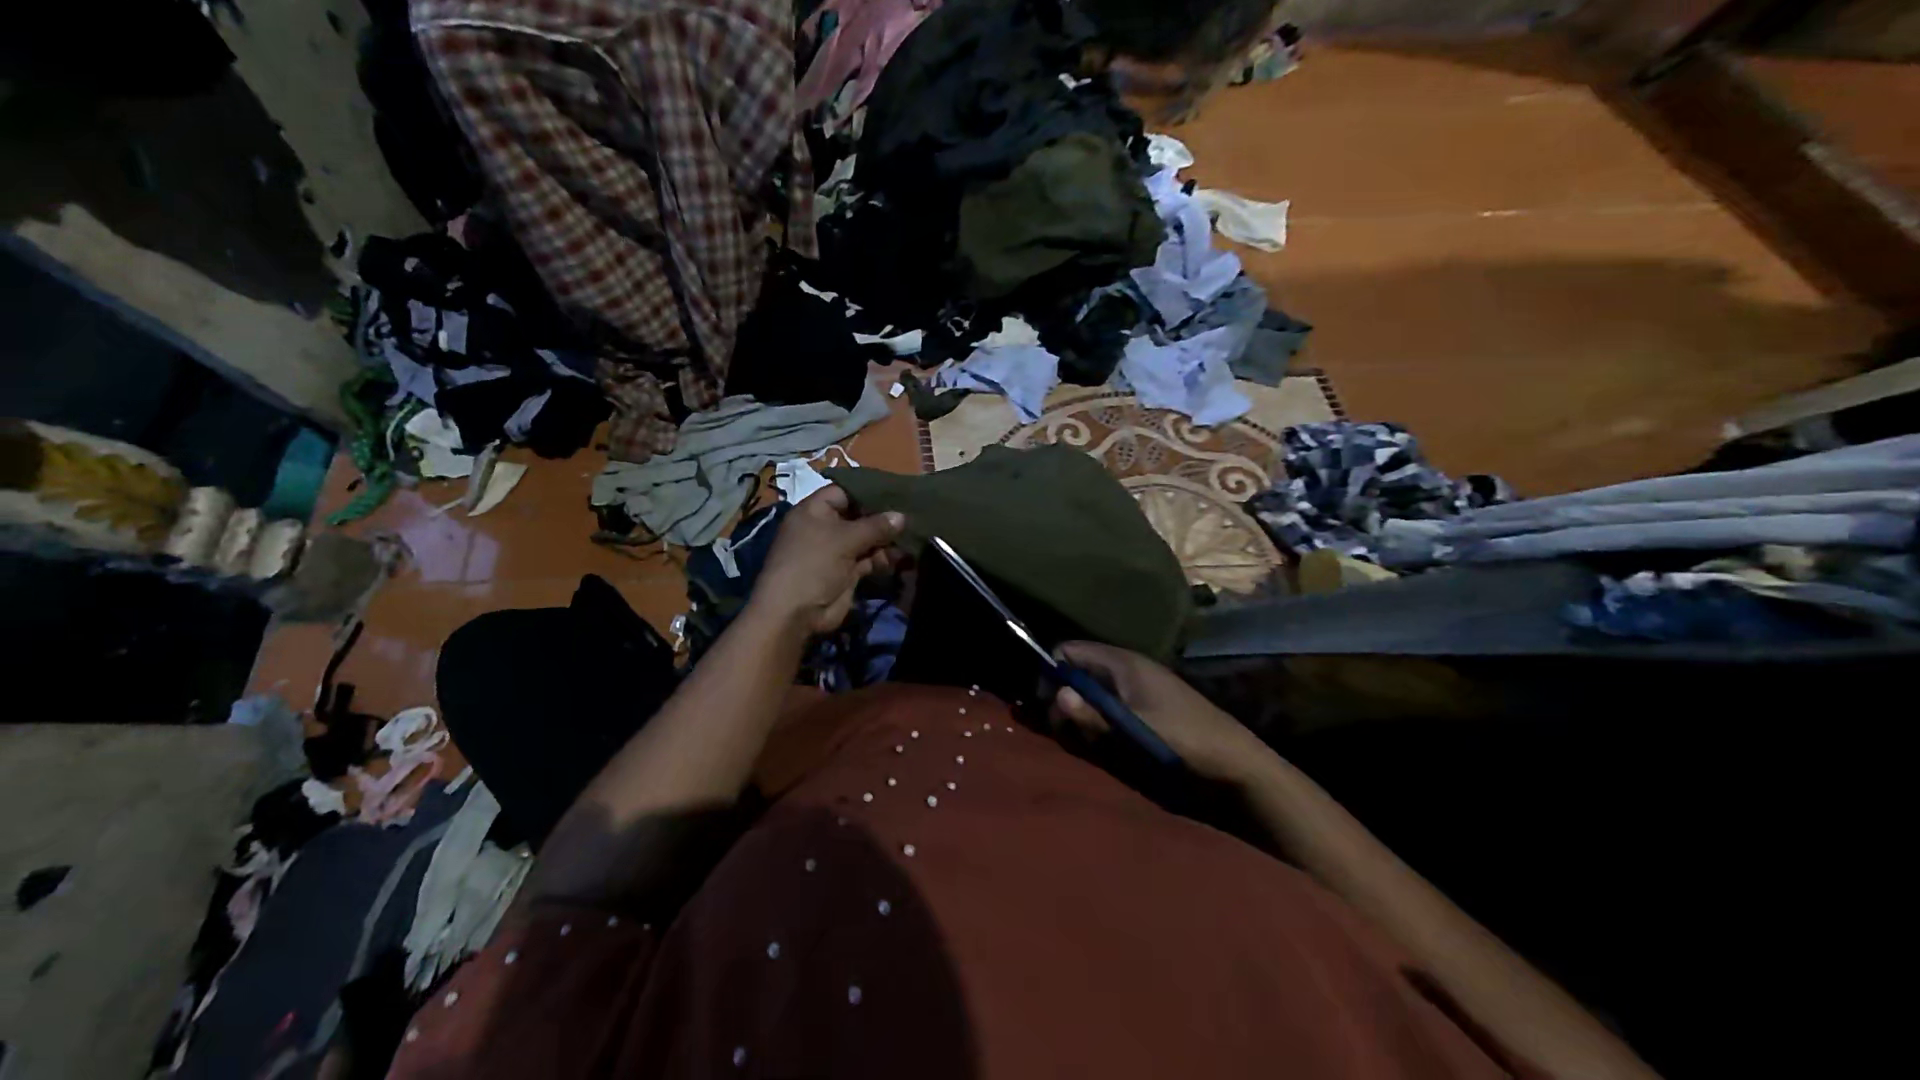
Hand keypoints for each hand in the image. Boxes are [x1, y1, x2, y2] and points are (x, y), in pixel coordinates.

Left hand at [748, 486, 905, 636]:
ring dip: (888, 540)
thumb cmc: (814, 564)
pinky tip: (904, 557)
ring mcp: (836, 551)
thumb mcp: (845, 539)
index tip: (898, 491)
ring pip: (867, 539)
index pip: (845, 492)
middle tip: (914, 514)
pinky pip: (869, 559)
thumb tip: (901, 517)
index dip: (869, 491)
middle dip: (884, 518)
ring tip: (913, 537)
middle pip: (859, 516)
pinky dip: (884, 558)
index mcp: (815, 510)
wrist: (795, 613)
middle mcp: (825, 527)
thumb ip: (875, 526)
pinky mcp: (847, 572)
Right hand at [1049, 641, 1274, 784]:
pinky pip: (1106, 709)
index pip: (1069, 650)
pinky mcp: (1142, 711)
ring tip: (1081, 740)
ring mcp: (1134, 690)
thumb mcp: (1135, 728)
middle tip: (1063, 729)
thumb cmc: (1185, 739)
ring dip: (1078, 715)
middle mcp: (1125, 670)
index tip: (1048, 703)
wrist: (1235, 763)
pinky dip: (1096, 723)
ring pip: (1088, 694)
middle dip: (1062, 698)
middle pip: (1076, 672)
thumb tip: (1055, 695)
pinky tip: (1098, 743)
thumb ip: (1094, 714)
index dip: (1052, 672)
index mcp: (1123, 662)